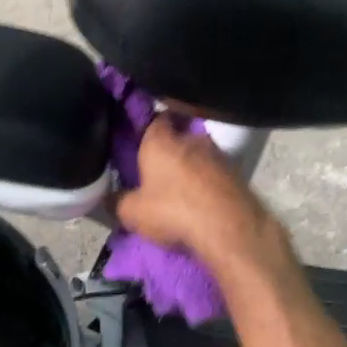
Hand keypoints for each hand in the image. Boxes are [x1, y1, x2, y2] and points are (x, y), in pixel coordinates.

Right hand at [115, 116, 293, 272]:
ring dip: (190, 167)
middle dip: (169, 150)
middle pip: (178, 137)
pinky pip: (214, 172)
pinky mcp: (237, 172)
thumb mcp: (131, 213)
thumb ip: (116, 201)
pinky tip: (201, 201)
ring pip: (198, 155)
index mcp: (161, 141)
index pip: (155, 119)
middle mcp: (192, 139)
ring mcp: (218, 154)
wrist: (228, 227)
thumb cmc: (172, 211)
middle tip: (158, 170)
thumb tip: (109, 197)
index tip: (140, 141)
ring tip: (180, 189)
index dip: (147, 127)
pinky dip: (206, 182)